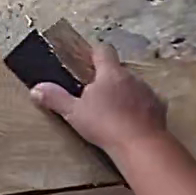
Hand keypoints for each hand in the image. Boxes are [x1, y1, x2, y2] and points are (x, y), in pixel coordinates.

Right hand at [29, 43, 168, 153]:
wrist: (140, 143)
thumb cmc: (104, 125)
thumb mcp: (74, 113)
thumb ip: (56, 99)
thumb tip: (36, 89)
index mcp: (110, 73)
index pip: (103, 51)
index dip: (95, 53)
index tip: (88, 62)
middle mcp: (131, 77)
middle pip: (118, 71)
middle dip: (108, 80)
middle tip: (97, 97)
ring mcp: (148, 91)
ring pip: (134, 86)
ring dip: (125, 94)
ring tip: (115, 113)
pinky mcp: (159, 107)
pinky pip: (148, 103)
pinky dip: (141, 109)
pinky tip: (134, 122)